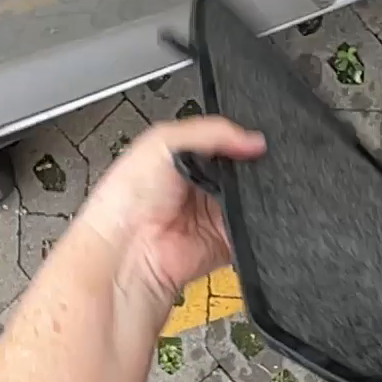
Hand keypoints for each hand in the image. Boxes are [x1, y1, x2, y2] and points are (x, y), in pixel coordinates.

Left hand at [74, 116, 264, 311]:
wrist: (129, 249)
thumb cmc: (127, 198)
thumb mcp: (163, 140)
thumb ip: (211, 132)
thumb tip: (253, 141)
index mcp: (184, 156)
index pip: (224, 141)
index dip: (239, 139)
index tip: (253, 141)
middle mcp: (201, 184)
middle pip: (241, 170)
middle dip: (248, 167)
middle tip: (247, 166)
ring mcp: (214, 213)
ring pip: (251, 198)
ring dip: (251, 195)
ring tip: (239, 192)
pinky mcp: (226, 239)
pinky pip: (252, 228)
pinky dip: (254, 222)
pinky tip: (244, 214)